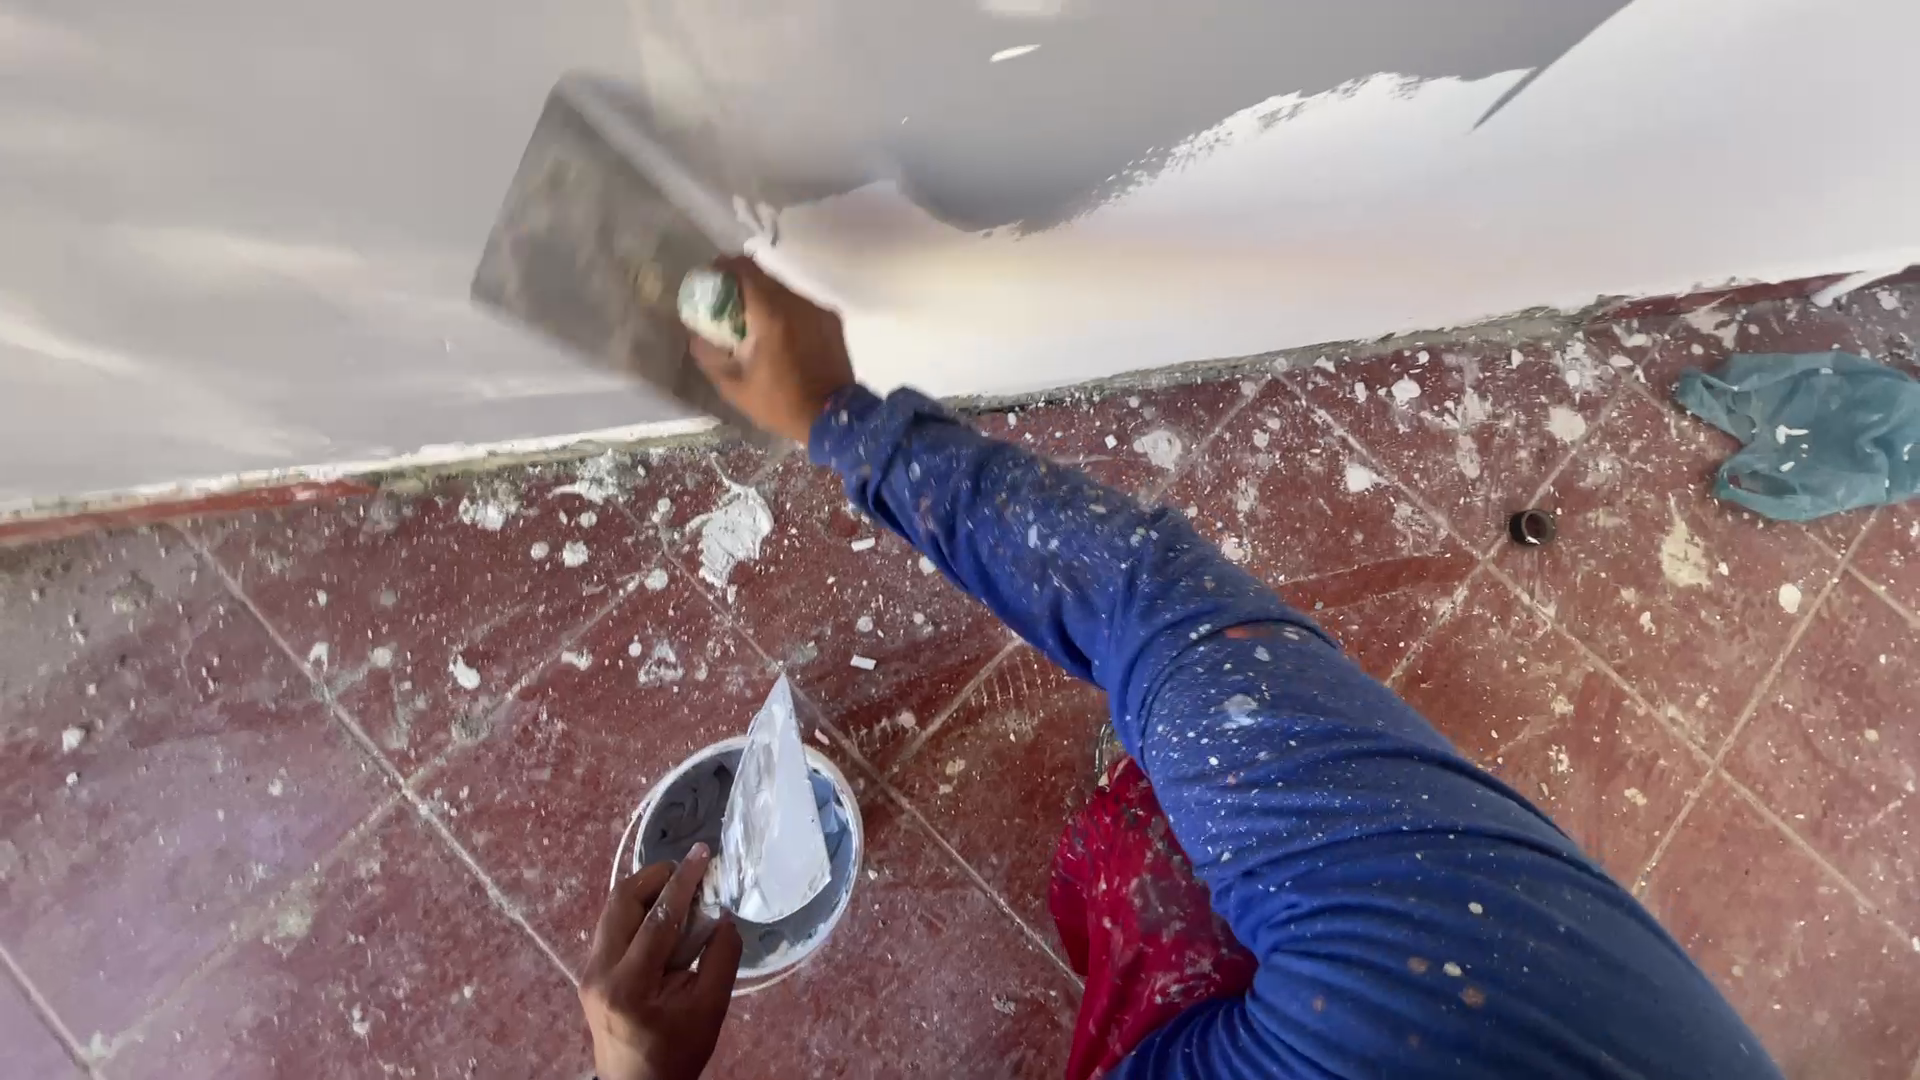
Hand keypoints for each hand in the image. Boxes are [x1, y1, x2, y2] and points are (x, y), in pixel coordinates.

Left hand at [579, 844, 743, 1079]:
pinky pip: (613, 924)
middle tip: (689, 873)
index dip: (683, 880)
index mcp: (629, 985)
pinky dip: (639, 908)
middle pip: (622, 901)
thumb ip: (721, 956)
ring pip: (613, 909)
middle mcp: (599, 972)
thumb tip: (722, 915)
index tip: (702, 853)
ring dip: (647, 890)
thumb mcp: (711, 1008)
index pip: (658, 917)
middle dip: (658, 876)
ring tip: (679, 891)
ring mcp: (589, 973)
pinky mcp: (591, 973)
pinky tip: (664, 915)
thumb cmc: (677, 1053)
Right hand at [690, 256, 855, 442]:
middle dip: (742, 285)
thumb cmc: (782, 404)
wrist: (836, 419)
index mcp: (772, 315)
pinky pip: (802, 305)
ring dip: (766, 299)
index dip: (723, 268)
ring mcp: (819, 310)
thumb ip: (709, 354)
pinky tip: (781, 336)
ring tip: (754, 324)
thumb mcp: (735, 386)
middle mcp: (799, 304)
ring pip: (785, 290)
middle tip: (728, 306)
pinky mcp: (832, 321)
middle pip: (764, 276)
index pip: (744, 268)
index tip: (710, 281)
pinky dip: (787, 312)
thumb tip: (695, 333)